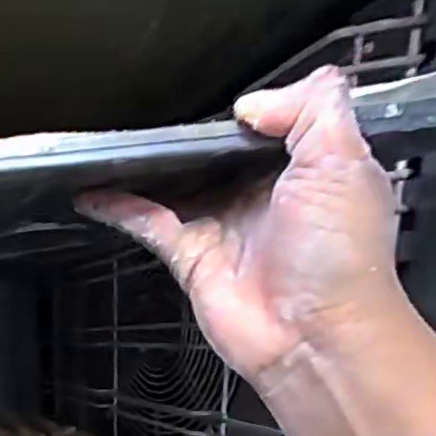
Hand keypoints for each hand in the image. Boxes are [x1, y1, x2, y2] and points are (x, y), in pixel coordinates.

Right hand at [77, 66, 405, 390]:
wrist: (312, 335)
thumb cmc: (340, 258)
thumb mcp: (342, 160)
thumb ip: (310, 109)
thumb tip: (251, 103)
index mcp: (304, 173)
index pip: (269, 131)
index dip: (249, 114)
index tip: (222, 100)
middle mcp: (260, 200)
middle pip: (214, 159)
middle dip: (187, 141)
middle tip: (156, 114)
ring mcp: (221, 230)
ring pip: (176, 189)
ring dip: (146, 171)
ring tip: (114, 147)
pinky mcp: (189, 258)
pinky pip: (149, 224)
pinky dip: (120, 208)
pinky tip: (94, 192)